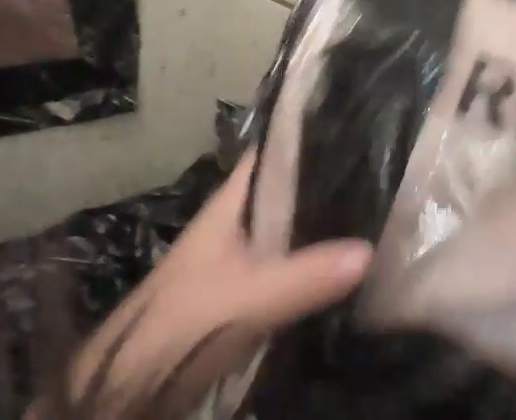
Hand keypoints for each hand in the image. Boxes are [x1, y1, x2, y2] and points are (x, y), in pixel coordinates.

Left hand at [46, 154, 371, 419]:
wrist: (130, 387)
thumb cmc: (184, 322)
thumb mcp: (248, 296)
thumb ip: (306, 274)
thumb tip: (370, 249)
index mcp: (230, 204)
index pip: (274, 152)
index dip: (312, 136)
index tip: (362, 128)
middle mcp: (237, 224)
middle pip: (289, 193)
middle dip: (331, 185)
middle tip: (385, 176)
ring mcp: (240, 261)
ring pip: (293, 232)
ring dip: (327, 229)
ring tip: (381, 218)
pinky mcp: (246, 298)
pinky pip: (292, 271)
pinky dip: (319, 268)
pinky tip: (354, 270)